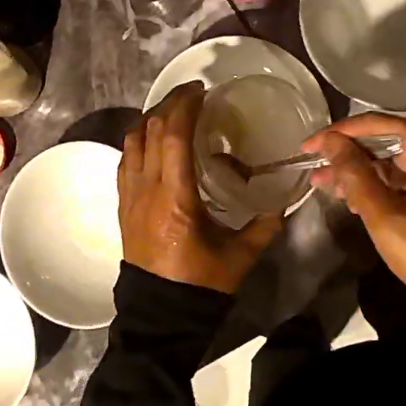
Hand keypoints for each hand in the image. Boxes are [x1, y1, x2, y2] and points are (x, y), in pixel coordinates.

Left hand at [119, 81, 281, 293]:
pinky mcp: (123, 206)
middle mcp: (146, 190)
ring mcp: (129, 197)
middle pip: (149, 130)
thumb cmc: (201, 283)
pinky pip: (125, 161)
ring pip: (131, 142)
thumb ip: (264, 225)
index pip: (172, 136)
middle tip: (193, 95)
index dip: (184, 106)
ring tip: (173, 113)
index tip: (201, 91)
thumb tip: (282, 203)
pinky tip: (155, 143)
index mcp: (175, 197)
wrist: (160, 315)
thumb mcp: (241, 254)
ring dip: (151, 120)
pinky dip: (139, 142)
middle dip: (169, 105)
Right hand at [301, 116, 405, 318]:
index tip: (308, 146)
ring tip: (320, 183)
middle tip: (310, 166)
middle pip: (383, 140)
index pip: (380, 125)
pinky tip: (346, 196)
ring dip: (355, 172)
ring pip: (386, 160)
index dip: (340, 132)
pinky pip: (396, 177)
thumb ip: (357, 177)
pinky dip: (371, 185)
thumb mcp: (388, 218)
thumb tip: (330, 142)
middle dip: (345, 153)